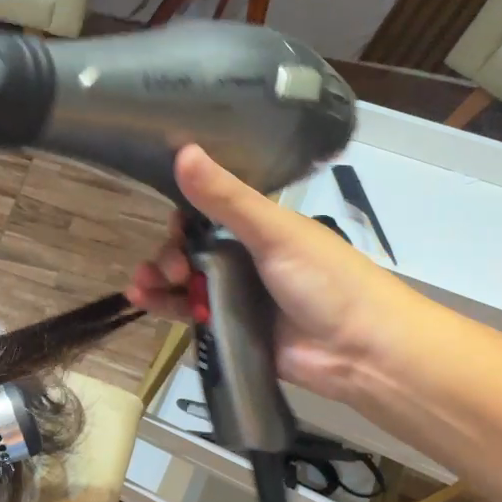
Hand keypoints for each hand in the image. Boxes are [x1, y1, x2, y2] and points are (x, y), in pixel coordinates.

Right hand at [125, 145, 419, 401]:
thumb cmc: (327, 281)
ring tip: (141, 287)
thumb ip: (225, 198)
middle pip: (189, 251)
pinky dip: (162, 306)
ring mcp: (234, 296)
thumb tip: (181, 150)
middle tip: (173, 270)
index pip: (207, 216)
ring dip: (157, 280)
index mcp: (260, 230)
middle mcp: (244, 260)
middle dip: (168, 256)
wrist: (360, 351)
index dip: (183, 219)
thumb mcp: (273, 232)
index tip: (172, 226)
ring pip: (182, 283)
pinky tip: (141, 301)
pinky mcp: (227, 329)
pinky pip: (185, 314)